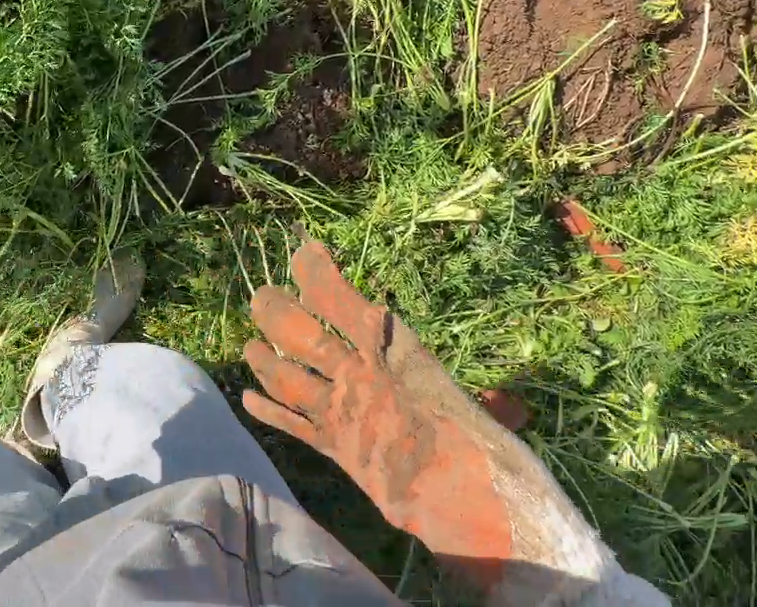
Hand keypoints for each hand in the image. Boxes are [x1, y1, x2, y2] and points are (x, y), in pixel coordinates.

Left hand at [243, 238, 645, 604]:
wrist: (472, 505)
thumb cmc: (488, 449)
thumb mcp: (475, 408)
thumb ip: (482, 401)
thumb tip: (509, 406)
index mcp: (392, 350)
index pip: (340, 299)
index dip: (316, 272)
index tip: (303, 251)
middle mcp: (358, 373)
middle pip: (300, 332)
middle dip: (275, 310)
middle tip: (261, 296)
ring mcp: (340, 411)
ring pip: (285, 373)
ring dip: (263, 358)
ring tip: (249, 345)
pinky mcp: (334, 448)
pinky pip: (290, 424)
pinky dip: (267, 410)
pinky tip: (247, 398)